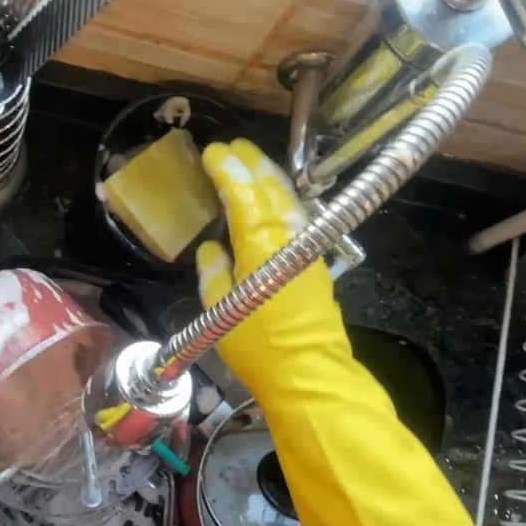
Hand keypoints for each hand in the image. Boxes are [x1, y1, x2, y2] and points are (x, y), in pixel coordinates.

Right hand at [197, 138, 476, 525]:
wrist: (309, 376)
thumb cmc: (260, 350)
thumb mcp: (222, 313)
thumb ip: (214, 275)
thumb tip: (210, 250)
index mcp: (261, 247)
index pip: (244, 195)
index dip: (228, 170)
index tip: (213, 153)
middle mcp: (289, 240)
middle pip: (273, 190)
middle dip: (252, 165)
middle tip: (233, 149)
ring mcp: (307, 251)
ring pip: (289, 202)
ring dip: (271, 180)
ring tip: (252, 165)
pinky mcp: (315, 266)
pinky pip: (297, 220)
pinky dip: (281, 202)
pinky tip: (274, 202)